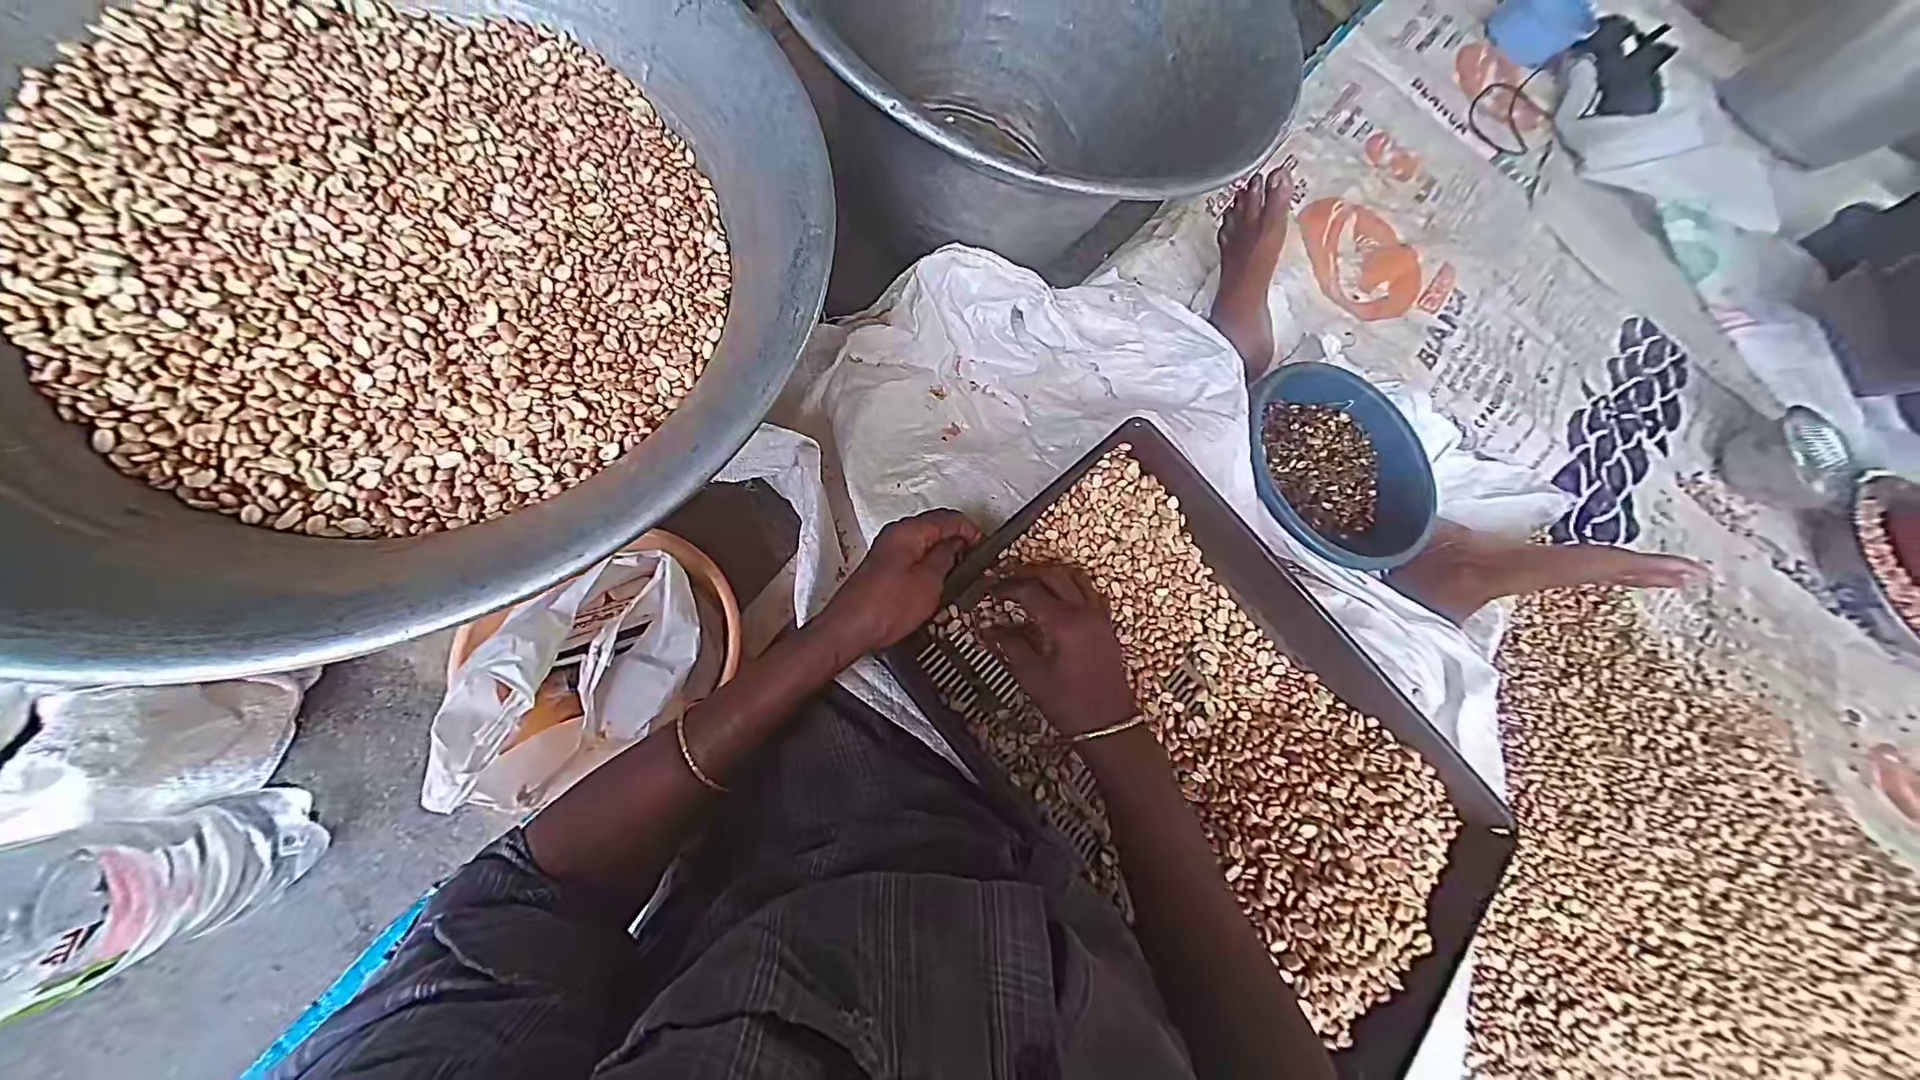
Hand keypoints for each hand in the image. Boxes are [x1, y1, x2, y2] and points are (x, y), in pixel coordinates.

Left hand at [819, 509, 981, 652]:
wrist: (849, 629)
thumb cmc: (886, 607)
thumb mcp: (929, 582)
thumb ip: (946, 557)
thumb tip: (957, 544)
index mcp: (908, 531)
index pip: (948, 518)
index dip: (970, 530)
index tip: (984, 546)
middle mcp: (895, 535)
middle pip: (934, 527)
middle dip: (957, 539)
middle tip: (976, 558)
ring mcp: (887, 552)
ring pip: (923, 543)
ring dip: (943, 553)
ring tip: (961, 572)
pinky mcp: (883, 569)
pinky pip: (913, 557)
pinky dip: (928, 564)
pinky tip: (937, 582)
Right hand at [982, 565, 1137, 737]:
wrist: (1107, 724)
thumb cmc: (1069, 704)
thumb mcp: (1031, 675)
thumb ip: (1009, 646)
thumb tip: (989, 630)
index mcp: (1064, 623)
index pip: (1030, 590)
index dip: (1006, 587)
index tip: (991, 591)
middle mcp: (1084, 612)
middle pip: (1053, 575)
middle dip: (1027, 573)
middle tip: (1006, 579)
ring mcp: (1099, 617)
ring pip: (1075, 577)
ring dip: (1052, 574)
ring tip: (1031, 581)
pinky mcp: (1106, 625)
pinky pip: (1090, 592)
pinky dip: (1073, 586)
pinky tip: (1060, 596)